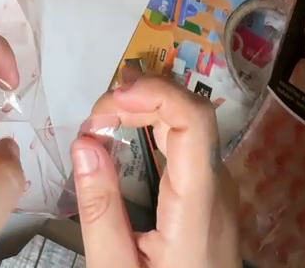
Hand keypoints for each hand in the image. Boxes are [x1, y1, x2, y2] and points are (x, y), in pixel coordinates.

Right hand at [70, 77, 241, 267]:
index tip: (111, 99)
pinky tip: (126, 130)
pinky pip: (187, 143)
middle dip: (139, 98)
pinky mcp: (211, 195)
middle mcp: (219, 188)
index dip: (157, 93)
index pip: (195, 122)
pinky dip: (154, 125)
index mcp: (200, 207)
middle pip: (190, 115)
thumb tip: (84, 141)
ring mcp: (219, 190)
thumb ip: (101, 211)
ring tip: (102, 116)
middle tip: (92, 117)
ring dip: (145, 108)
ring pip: (189, 124)